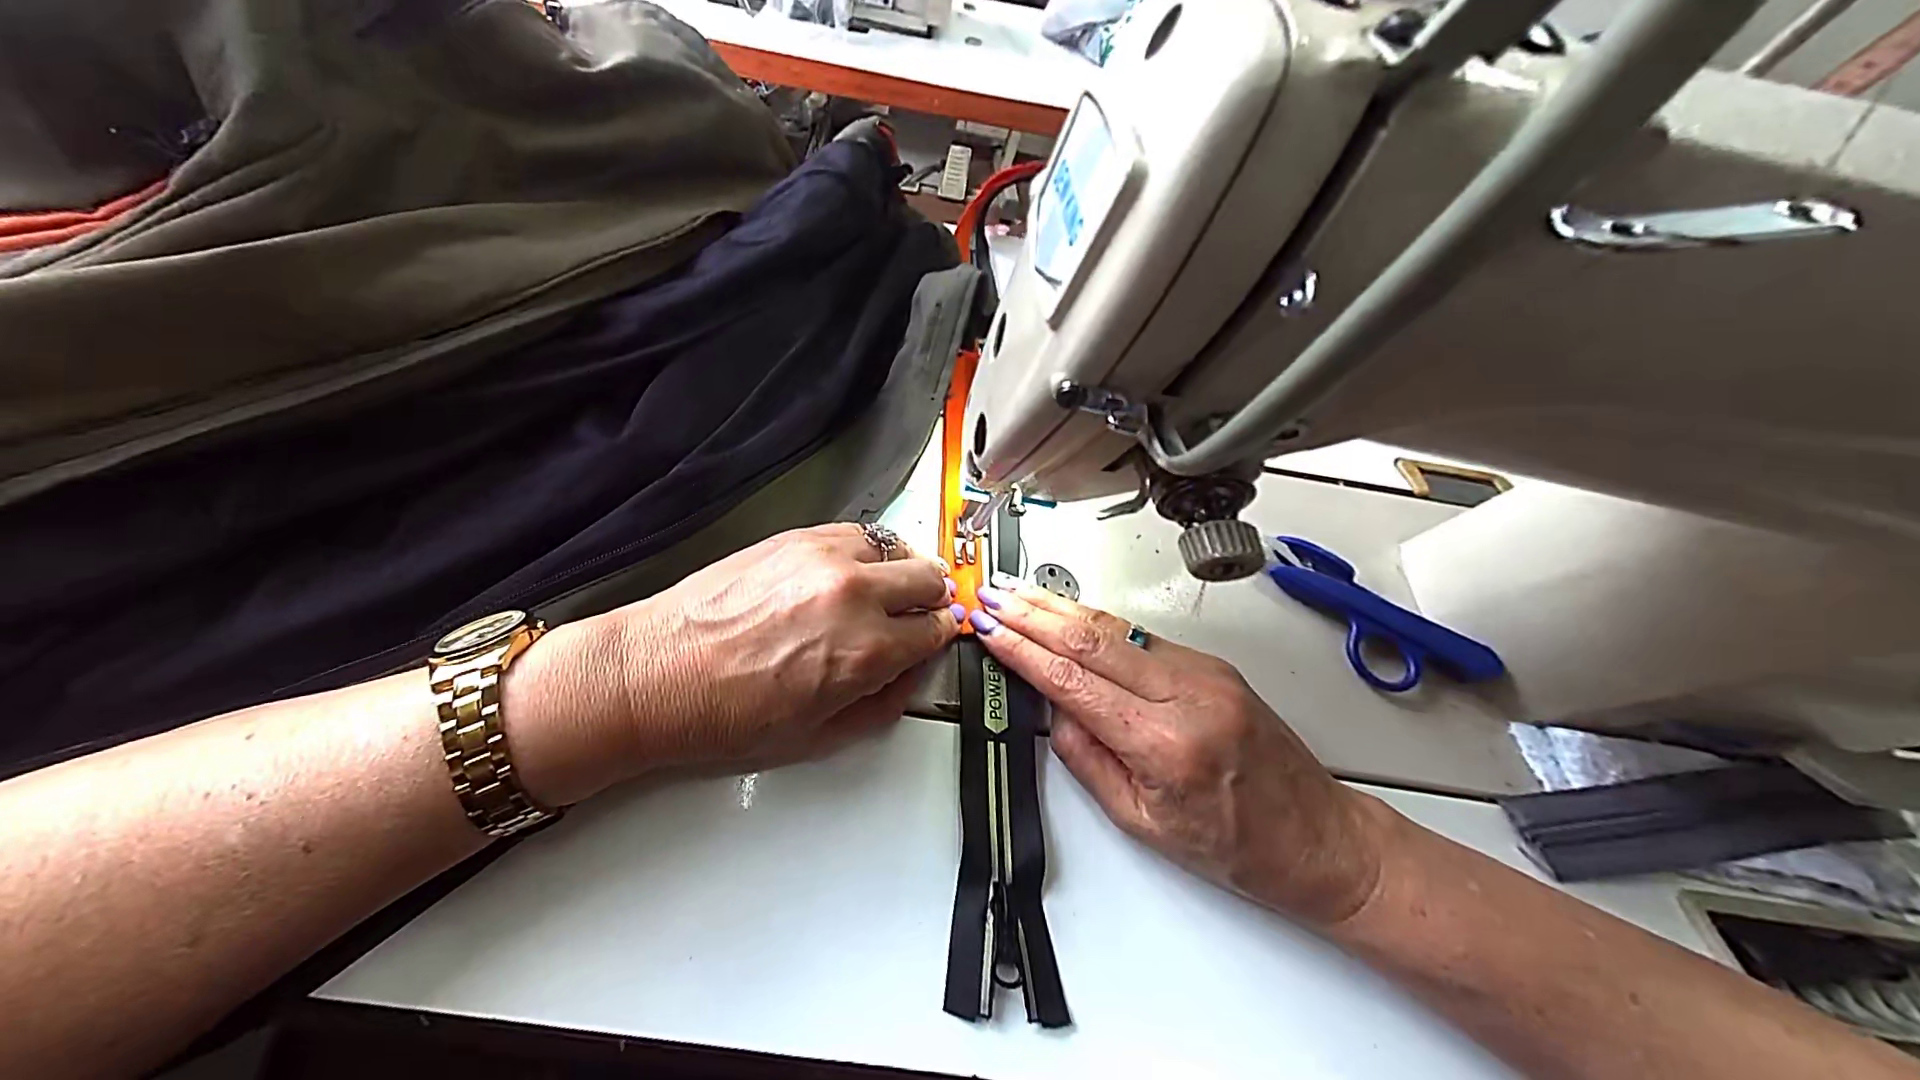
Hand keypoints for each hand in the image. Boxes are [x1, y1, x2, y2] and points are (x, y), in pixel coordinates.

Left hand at [506, 524, 961, 804]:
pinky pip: (854, 533)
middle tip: (919, 609)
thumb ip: (883, 702)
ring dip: (898, 569)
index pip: (936, 628)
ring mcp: (823, 559)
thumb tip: (908, 673)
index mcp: (866, 651)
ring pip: (894, 548)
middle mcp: (853, 595)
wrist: (655, 675)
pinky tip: (849, 571)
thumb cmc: (726, 713)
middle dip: (931, 597)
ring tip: (882, 589)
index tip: (936, 633)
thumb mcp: (821, 735)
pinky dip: (863, 552)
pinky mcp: (794, 538)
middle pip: (928, 577)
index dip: (940, 634)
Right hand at [966, 585, 1387, 926]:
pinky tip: (1068, 611)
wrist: (1318, 837)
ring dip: (1060, 607)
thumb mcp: (1142, 821)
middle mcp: (1188, 695)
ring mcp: (1204, 672)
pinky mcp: (1211, 664)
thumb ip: (1087, 758)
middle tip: (994, 599)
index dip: (1023, 652)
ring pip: (1114, 626)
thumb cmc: (1241, 844)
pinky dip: (1094, 620)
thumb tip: (1052, 708)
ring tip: (1020, 594)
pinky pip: (1139, 635)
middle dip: (1033, 614)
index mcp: (1166, 744)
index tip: (991, 633)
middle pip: (1091, 638)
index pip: (1073, 681)